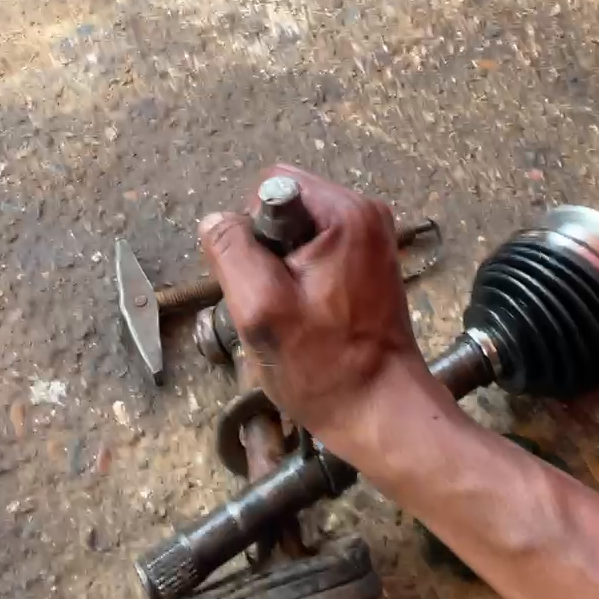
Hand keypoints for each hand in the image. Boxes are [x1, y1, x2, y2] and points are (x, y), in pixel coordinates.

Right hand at [197, 166, 437, 451]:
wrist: (383, 411)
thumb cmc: (327, 366)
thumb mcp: (261, 307)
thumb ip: (231, 251)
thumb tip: (215, 220)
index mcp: (346, 213)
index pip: (273, 186)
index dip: (253, 232)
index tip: (266, 280)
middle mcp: (366, 214)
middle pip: (286, 209)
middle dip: (267, 253)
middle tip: (277, 303)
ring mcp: (371, 239)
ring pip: (298, 234)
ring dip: (281, 270)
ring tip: (294, 313)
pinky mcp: (370, 263)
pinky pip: (317, 252)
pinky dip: (301, 279)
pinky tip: (309, 316)